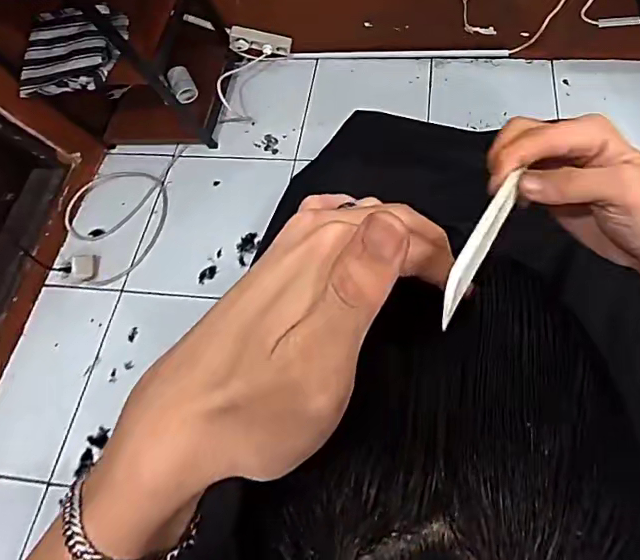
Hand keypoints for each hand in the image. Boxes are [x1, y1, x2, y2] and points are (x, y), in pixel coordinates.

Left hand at [75, 198, 450, 555]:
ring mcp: (281, 248)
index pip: (400, 227)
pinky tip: (356, 244)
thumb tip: (393, 222)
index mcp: (325, 253)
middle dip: (423, 241)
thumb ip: (360, 287)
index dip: (440, 254)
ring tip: (418, 270)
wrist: (177, 423)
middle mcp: (304, 237)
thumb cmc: (257, 406)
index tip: (461, 297)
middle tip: (449, 288)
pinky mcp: (268, 266)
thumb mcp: (321, 361)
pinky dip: (354, 228)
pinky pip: (322, 224)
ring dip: (392, 234)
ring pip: (352, 217)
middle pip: (378, 216)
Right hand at [487, 115, 639, 268]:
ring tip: (502, 194)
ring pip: (515, 149)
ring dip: (503, 168)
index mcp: (592, 132)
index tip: (501, 181)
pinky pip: (518, 174)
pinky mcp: (549, 182)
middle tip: (496, 186)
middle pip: (522, 132)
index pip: (543, 134)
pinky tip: (512, 199)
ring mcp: (559, 160)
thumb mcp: (621, 193)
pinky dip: (507, 183)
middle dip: (505, 155)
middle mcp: (572, 139)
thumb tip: (526, 183)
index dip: (518, 154)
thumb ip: (571, 184)